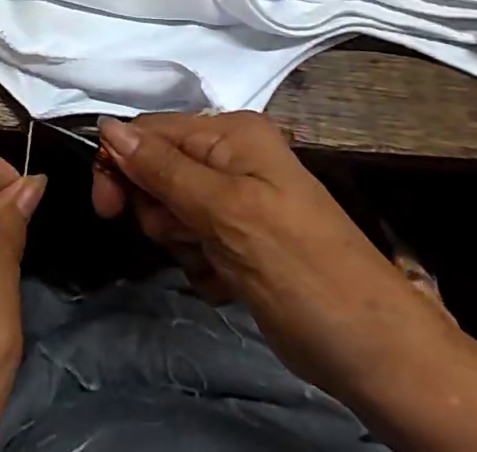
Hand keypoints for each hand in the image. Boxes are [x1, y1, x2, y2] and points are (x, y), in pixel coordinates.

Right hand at [92, 112, 476, 451]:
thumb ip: (164, 169)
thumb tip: (108, 127)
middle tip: (184, 239)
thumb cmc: (300, 269)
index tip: (107, 210)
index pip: (152, 131)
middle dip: (158, 209)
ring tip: (214, 262)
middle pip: (157, 169)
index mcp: (233, 134)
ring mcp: (237, 201)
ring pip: (170, 209)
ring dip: (179, 241)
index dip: (122, 164)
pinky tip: (225, 281)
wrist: (369, 349)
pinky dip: (198, 264)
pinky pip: (191, 241)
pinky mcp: (238, 240)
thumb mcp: (227, 212)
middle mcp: (232, 158)